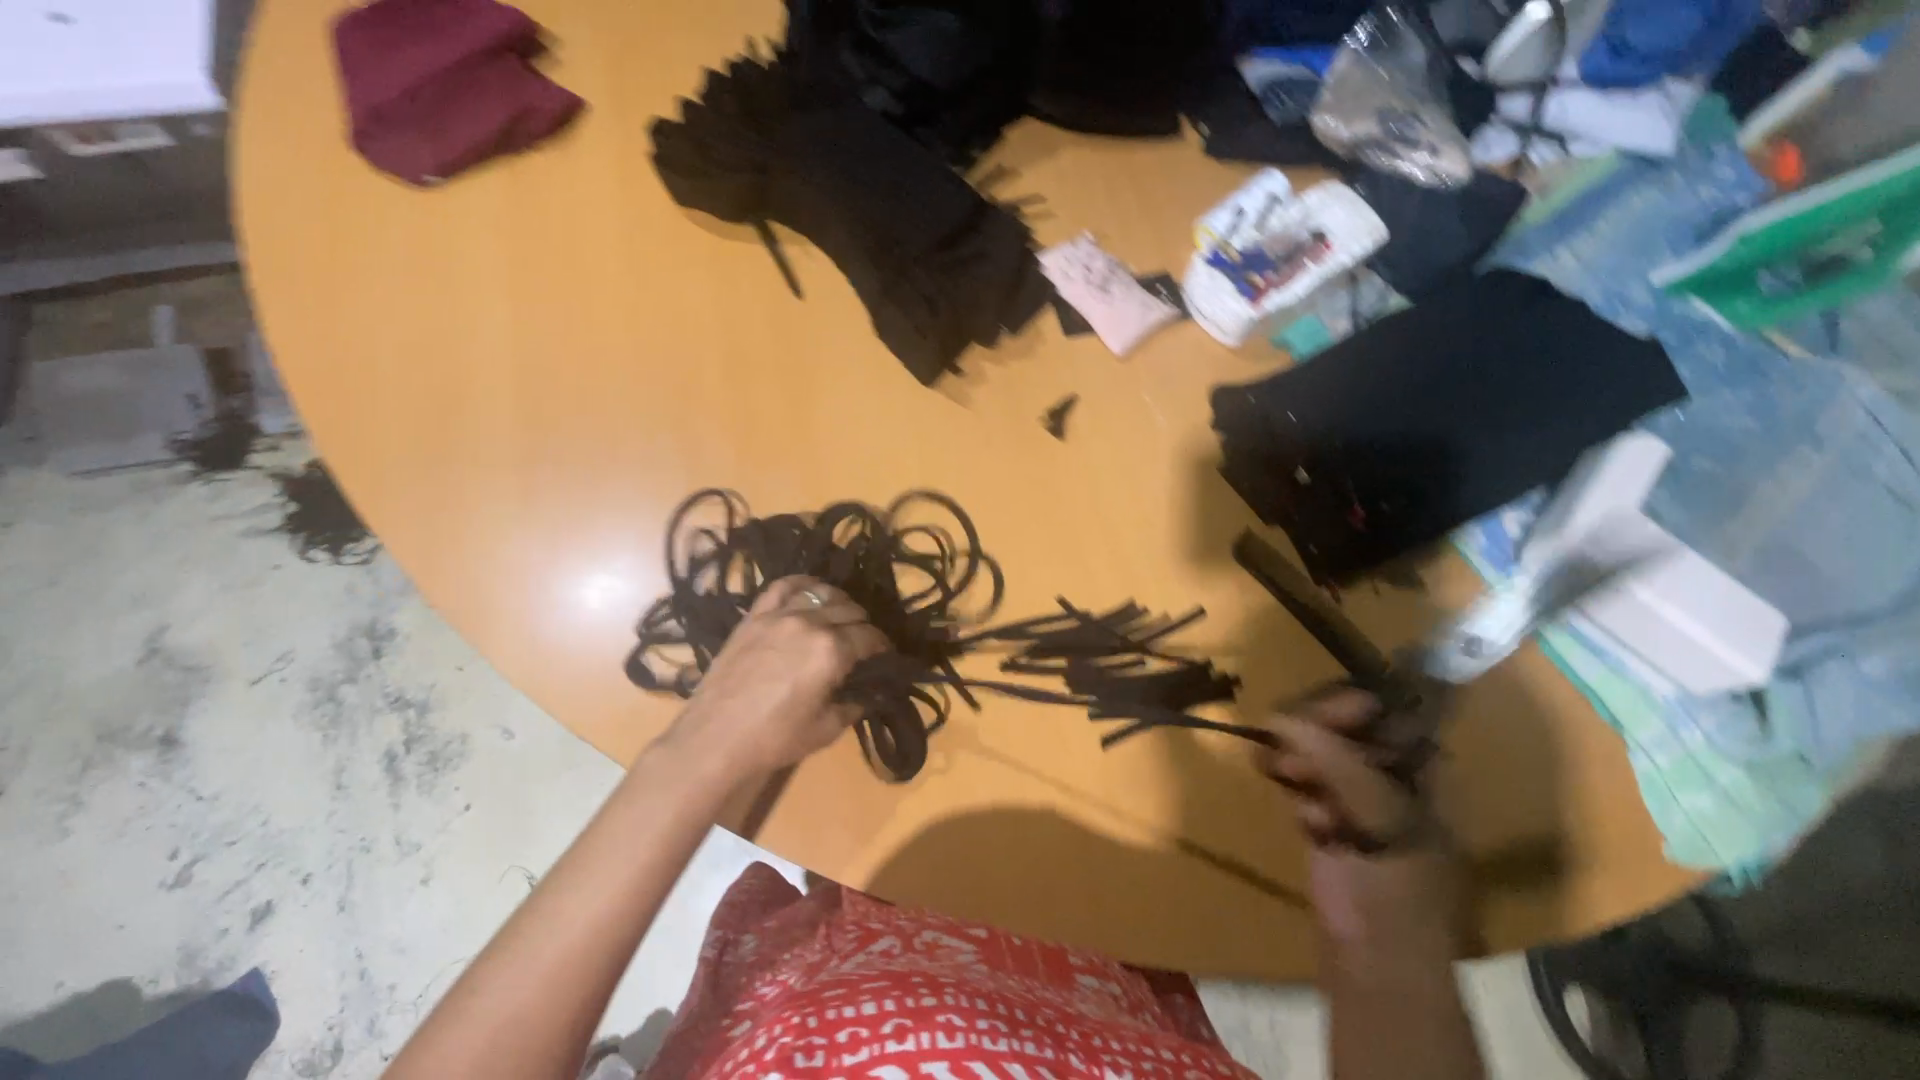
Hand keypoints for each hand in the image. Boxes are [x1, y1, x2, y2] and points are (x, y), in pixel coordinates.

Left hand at [668, 576, 889, 776]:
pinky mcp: (754, 616)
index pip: (870, 636)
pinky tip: (810, 593)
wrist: (716, 739)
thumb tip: (872, 692)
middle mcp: (810, 622)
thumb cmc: (776, 738)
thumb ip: (855, 703)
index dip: (883, 647)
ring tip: (840, 618)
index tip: (885, 657)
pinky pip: (783, 586)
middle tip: (863, 645)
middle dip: (863, 626)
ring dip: (839, 603)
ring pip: (821, 593)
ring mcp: (779, 615)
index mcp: (832, 650)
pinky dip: (802, 585)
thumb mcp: (827, 728)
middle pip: (850, 610)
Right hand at [1264, 688, 1467, 961]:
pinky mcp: (1322, 815)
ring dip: (1295, 753)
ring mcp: (1354, 795)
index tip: (1328, 713)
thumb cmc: (1401, 895)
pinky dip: (1287, 777)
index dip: (1356, 702)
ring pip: (1315, 746)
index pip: (1391, 710)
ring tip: (1279, 772)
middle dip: (1316, 727)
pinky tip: (1286, 796)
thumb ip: (1339, 765)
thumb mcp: (1387, 822)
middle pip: (1346, 721)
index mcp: (1428, 770)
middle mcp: (1392, 774)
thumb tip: (1279, 719)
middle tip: (1288, 740)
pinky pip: (1298, 776)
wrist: (1377, 968)